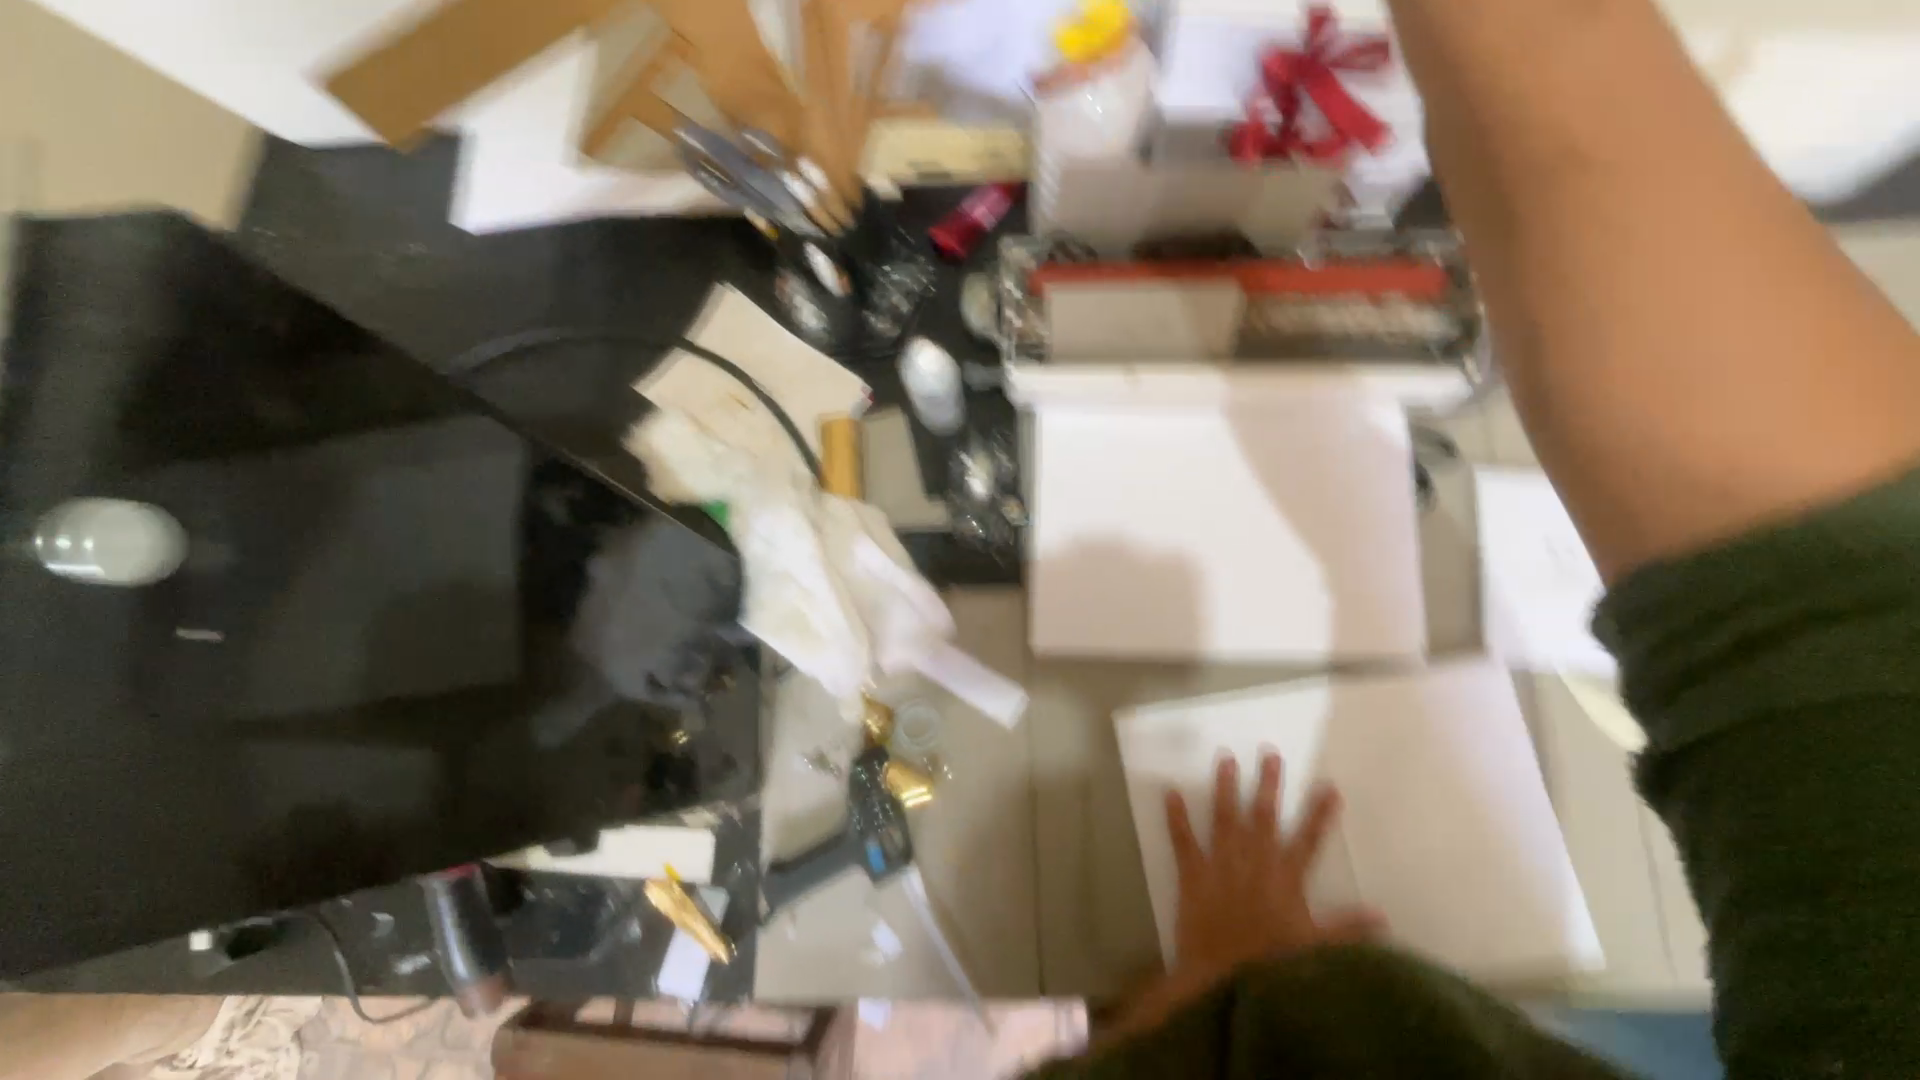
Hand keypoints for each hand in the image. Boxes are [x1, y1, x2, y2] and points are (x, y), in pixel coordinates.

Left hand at [1165, 750, 1384, 979]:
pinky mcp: (1192, 873)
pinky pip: (1182, 840)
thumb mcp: (1314, 946)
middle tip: (1268, 752)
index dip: (1319, 813)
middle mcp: (1253, 862)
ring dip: (1224, 787)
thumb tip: (1383, 916)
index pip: (1307, 839)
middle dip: (1267, 783)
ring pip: (1224, 818)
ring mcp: (1221, 864)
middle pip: (1262, 816)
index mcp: (1285, 878)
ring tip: (1224, 759)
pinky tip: (1170, 792)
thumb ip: (1347, 927)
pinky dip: (1175, 816)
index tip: (1328, 785)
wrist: (1222, 979)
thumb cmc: (1271, 964)